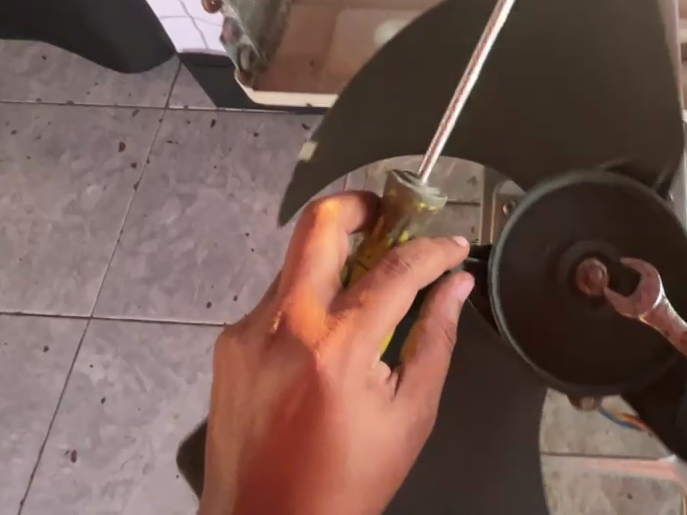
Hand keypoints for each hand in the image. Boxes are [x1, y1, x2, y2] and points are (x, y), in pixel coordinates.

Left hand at [201, 192, 474, 514]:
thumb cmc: (348, 482)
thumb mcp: (409, 415)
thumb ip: (436, 337)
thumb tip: (456, 283)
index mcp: (338, 346)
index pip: (397, 268)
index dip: (434, 249)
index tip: (454, 245)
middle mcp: (286, 323)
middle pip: (321, 223)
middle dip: (362, 205)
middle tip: (390, 218)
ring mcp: (249, 330)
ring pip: (298, 259)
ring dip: (336, 257)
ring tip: (364, 287)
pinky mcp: (229, 344)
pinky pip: (278, 298)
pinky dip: (310, 299)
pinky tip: (325, 338)